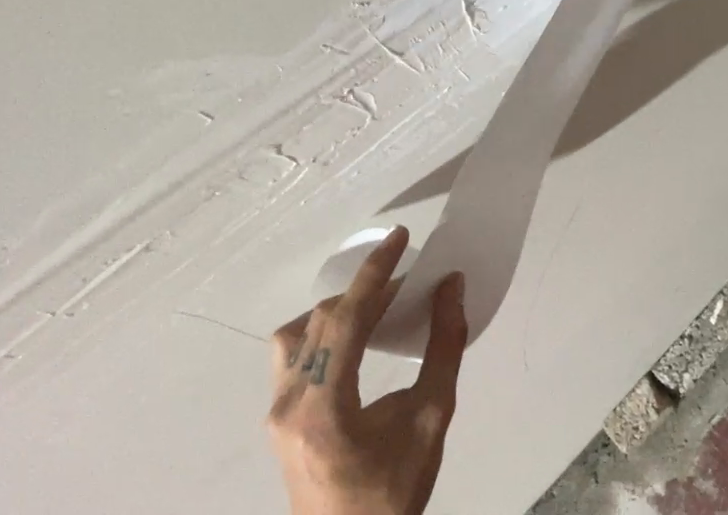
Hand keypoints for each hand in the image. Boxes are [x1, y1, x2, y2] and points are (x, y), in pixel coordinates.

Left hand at [266, 227, 467, 514]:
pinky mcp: (278, 421)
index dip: (376, 272)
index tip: (400, 238)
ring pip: (296, 336)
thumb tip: (451, 289)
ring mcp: (276, 413)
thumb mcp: (432, 417)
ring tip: (379, 310)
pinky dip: (325, 333)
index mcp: (324, 404)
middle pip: (322, 321)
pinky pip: (294, 357)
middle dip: (367, 291)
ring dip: (338, 311)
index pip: (347, 317)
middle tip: (411, 284)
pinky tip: (354, 341)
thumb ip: (444, 348)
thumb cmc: (395, 488)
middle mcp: (288, 402)